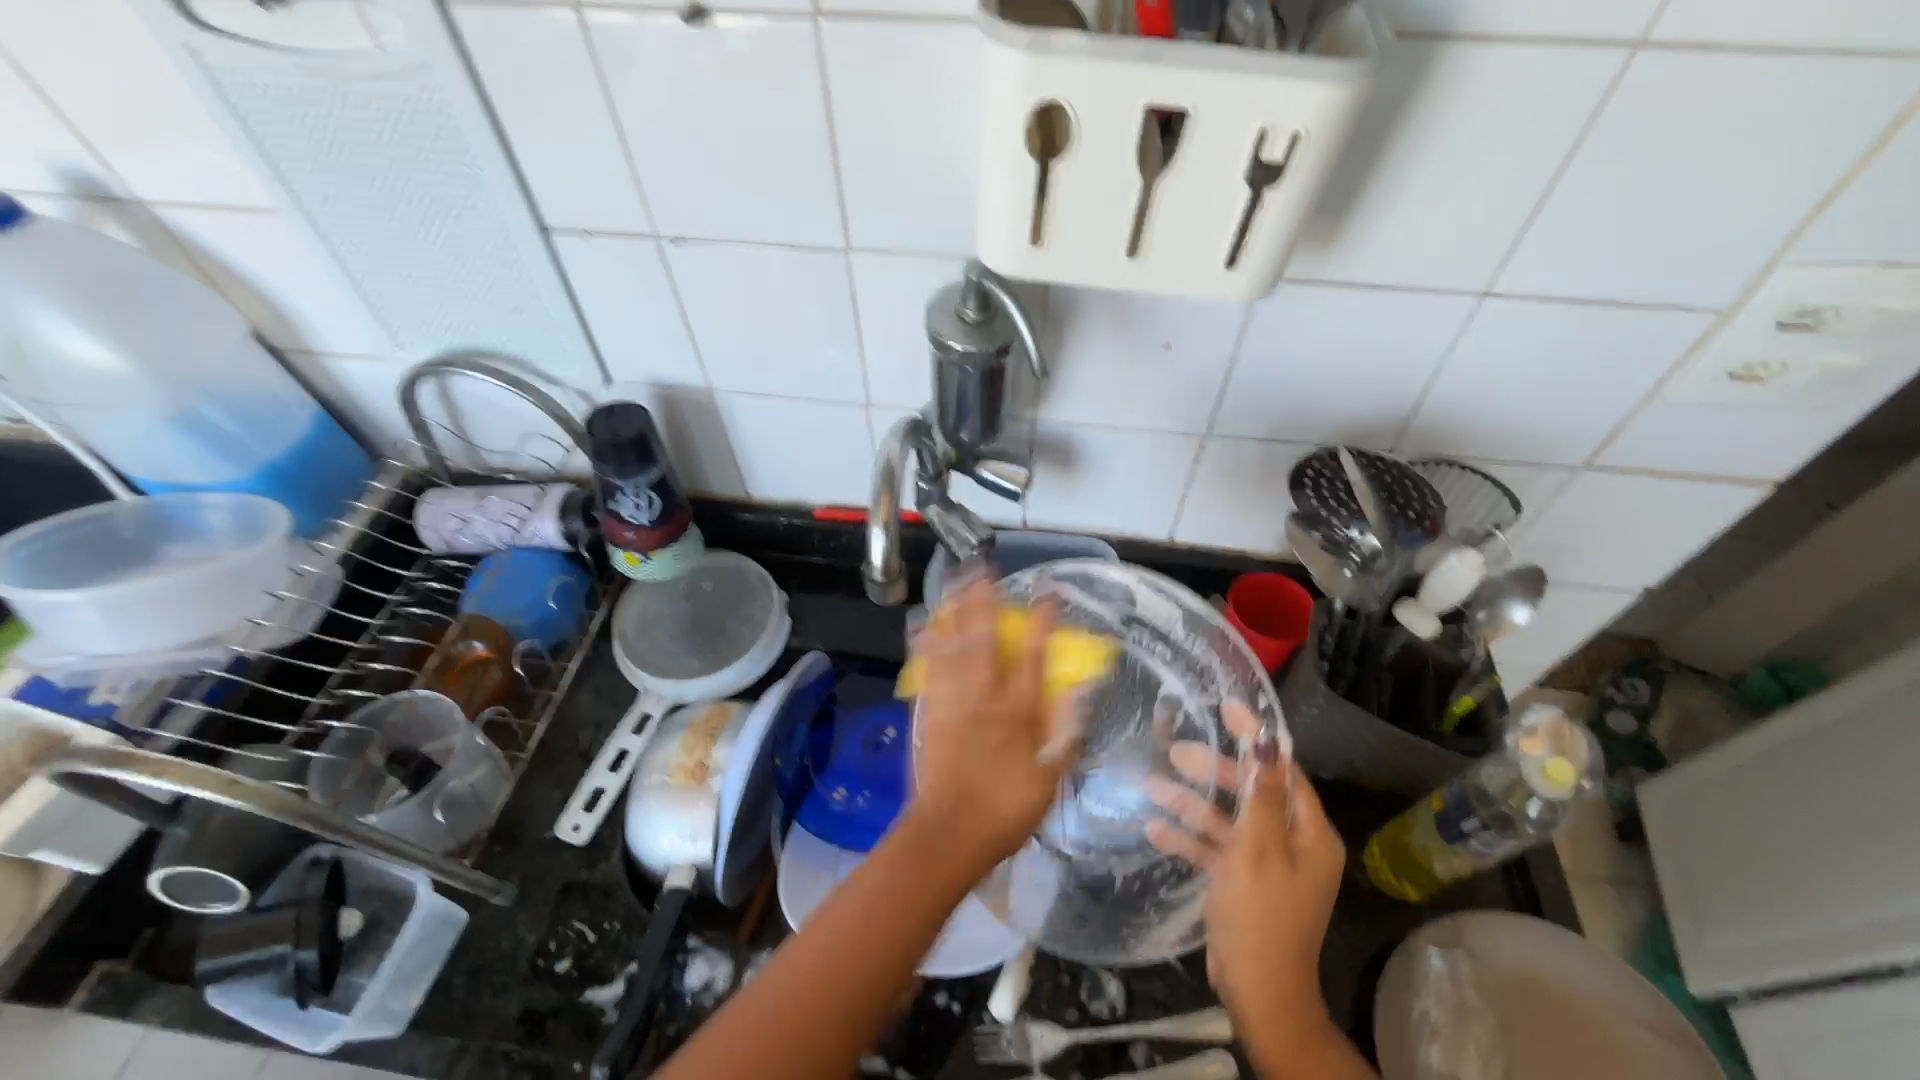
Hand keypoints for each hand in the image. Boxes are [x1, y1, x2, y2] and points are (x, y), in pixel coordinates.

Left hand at [906, 572, 1080, 875]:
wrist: (948, 834)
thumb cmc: (1005, 811)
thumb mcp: (1049, 779)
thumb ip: (1064, 735)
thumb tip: (1079, 697)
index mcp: (1017, 712)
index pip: (1034, 656)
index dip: (1042, 622)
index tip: (1048, 594)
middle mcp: (982, 697)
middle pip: (982, 639)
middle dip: (985, 601)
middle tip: (982, 568)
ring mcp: (950, 702)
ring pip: (951, 647)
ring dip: (953, 612)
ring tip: (952, 584)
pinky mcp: (927, 713)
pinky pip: (926, 669)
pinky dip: (925, 644)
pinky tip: (922, 627)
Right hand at [1145, 703, 1345, 1036]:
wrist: (1258, 992)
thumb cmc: (1260, 916)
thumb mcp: (1258, 850)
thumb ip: (1261, 795)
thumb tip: (1268, 743)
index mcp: (1308, 832)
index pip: (1283, 769)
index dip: (1256, 737)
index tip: (1227, 708)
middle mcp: (1292, 843)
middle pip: (1251, 792)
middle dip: (1214, 771)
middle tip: (1175, 751)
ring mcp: (1267, 865)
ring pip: (1228, 821)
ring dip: (1192, 804)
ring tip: (1152, 785)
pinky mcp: (1243, 884)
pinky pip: (1216, 850)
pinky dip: (1190, 838)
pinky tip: (1155, 827)